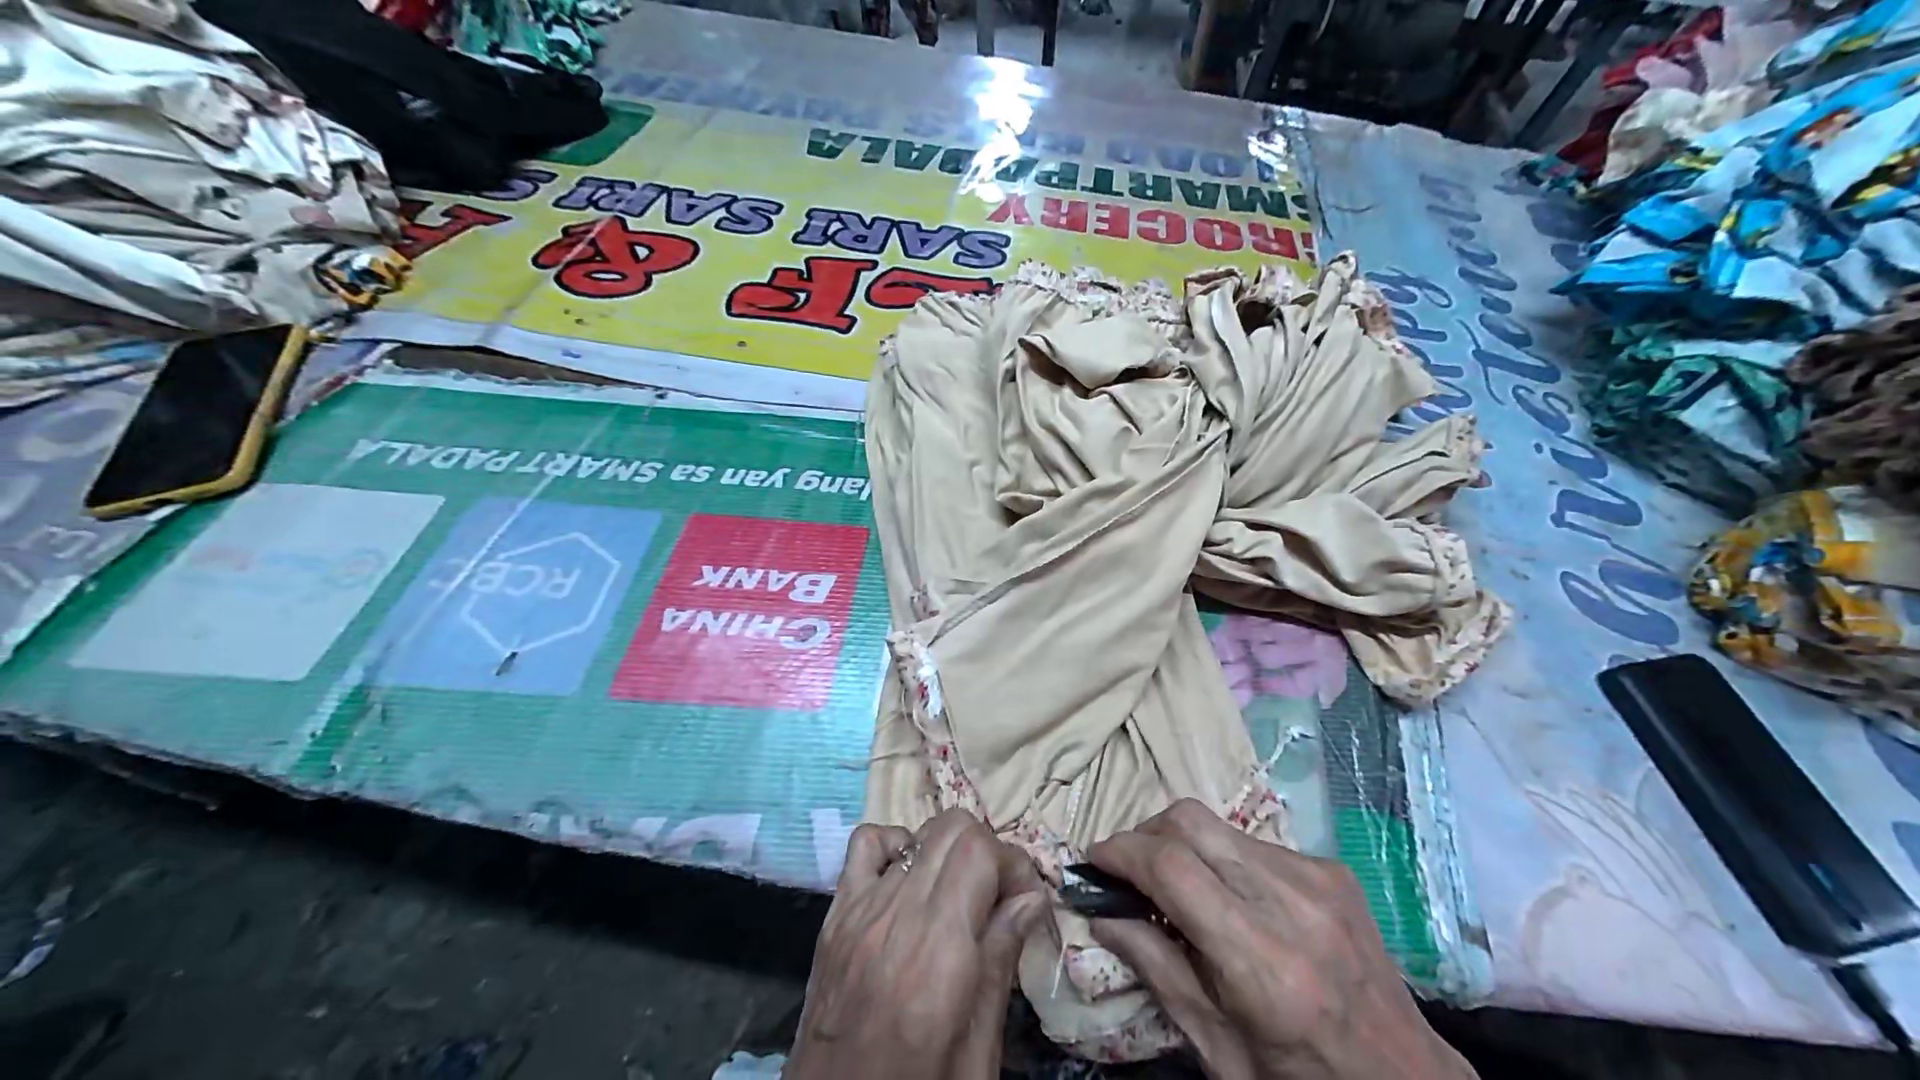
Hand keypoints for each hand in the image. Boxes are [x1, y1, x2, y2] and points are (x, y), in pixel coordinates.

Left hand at [788, 809, 1046, 1079]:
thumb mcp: (977, 1052)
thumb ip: (1000, 962)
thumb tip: (1030, 898)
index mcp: (939, 950)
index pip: (981, 851)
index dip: (1015, 865)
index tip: (1027, 902)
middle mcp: (898, 914)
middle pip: (953, 828)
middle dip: (988, 852)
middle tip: (999, 898)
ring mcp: (861, 908)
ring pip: (917, 832)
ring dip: (950, 851)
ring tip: (960, 895)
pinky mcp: (835, 915)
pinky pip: (865, 844)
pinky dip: (896, 846)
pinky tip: (909, 882)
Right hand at [1087, 800, 1475, 1079]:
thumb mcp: (1215, 1046)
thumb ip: (1154, 966)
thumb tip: (1098, 911)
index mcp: (1262, 961)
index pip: (1171, 867)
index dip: (1121, 852)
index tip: (1093, 861)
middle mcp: (1292, 903)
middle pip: (1190, 821)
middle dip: (1145, 834)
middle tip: (1128, 870)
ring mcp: (1318, 878)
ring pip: (1218, 824)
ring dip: (1181, 844)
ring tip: (1175, 885)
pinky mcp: (1332, 869)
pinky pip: (1252, 842)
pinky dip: (1222, 858)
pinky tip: (1228, 895)